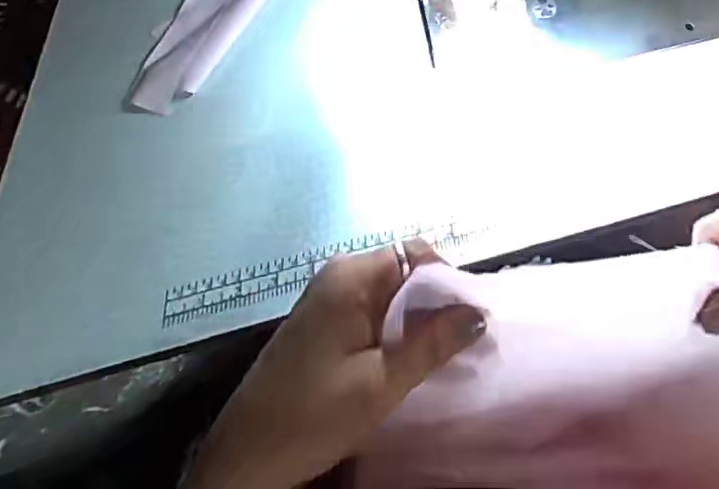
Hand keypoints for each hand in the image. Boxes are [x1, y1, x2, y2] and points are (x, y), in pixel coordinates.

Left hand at [183, 241, 484, 488]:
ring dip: (415, 318)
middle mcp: (339, 274)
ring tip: (435, 352)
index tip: (467, 315)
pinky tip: (402, 359)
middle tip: (457, 339)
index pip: (417, 252)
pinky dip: (393, 328)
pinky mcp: (322, 320)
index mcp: (351, 276)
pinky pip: (372, 308)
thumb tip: (479, 312)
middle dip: (433, 301)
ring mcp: (328, 296)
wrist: (240, 466)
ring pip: (391, 292)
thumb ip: (433, 343)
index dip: (447, 278)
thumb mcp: (381, 385)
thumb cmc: (310, 418)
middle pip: (405, 270)